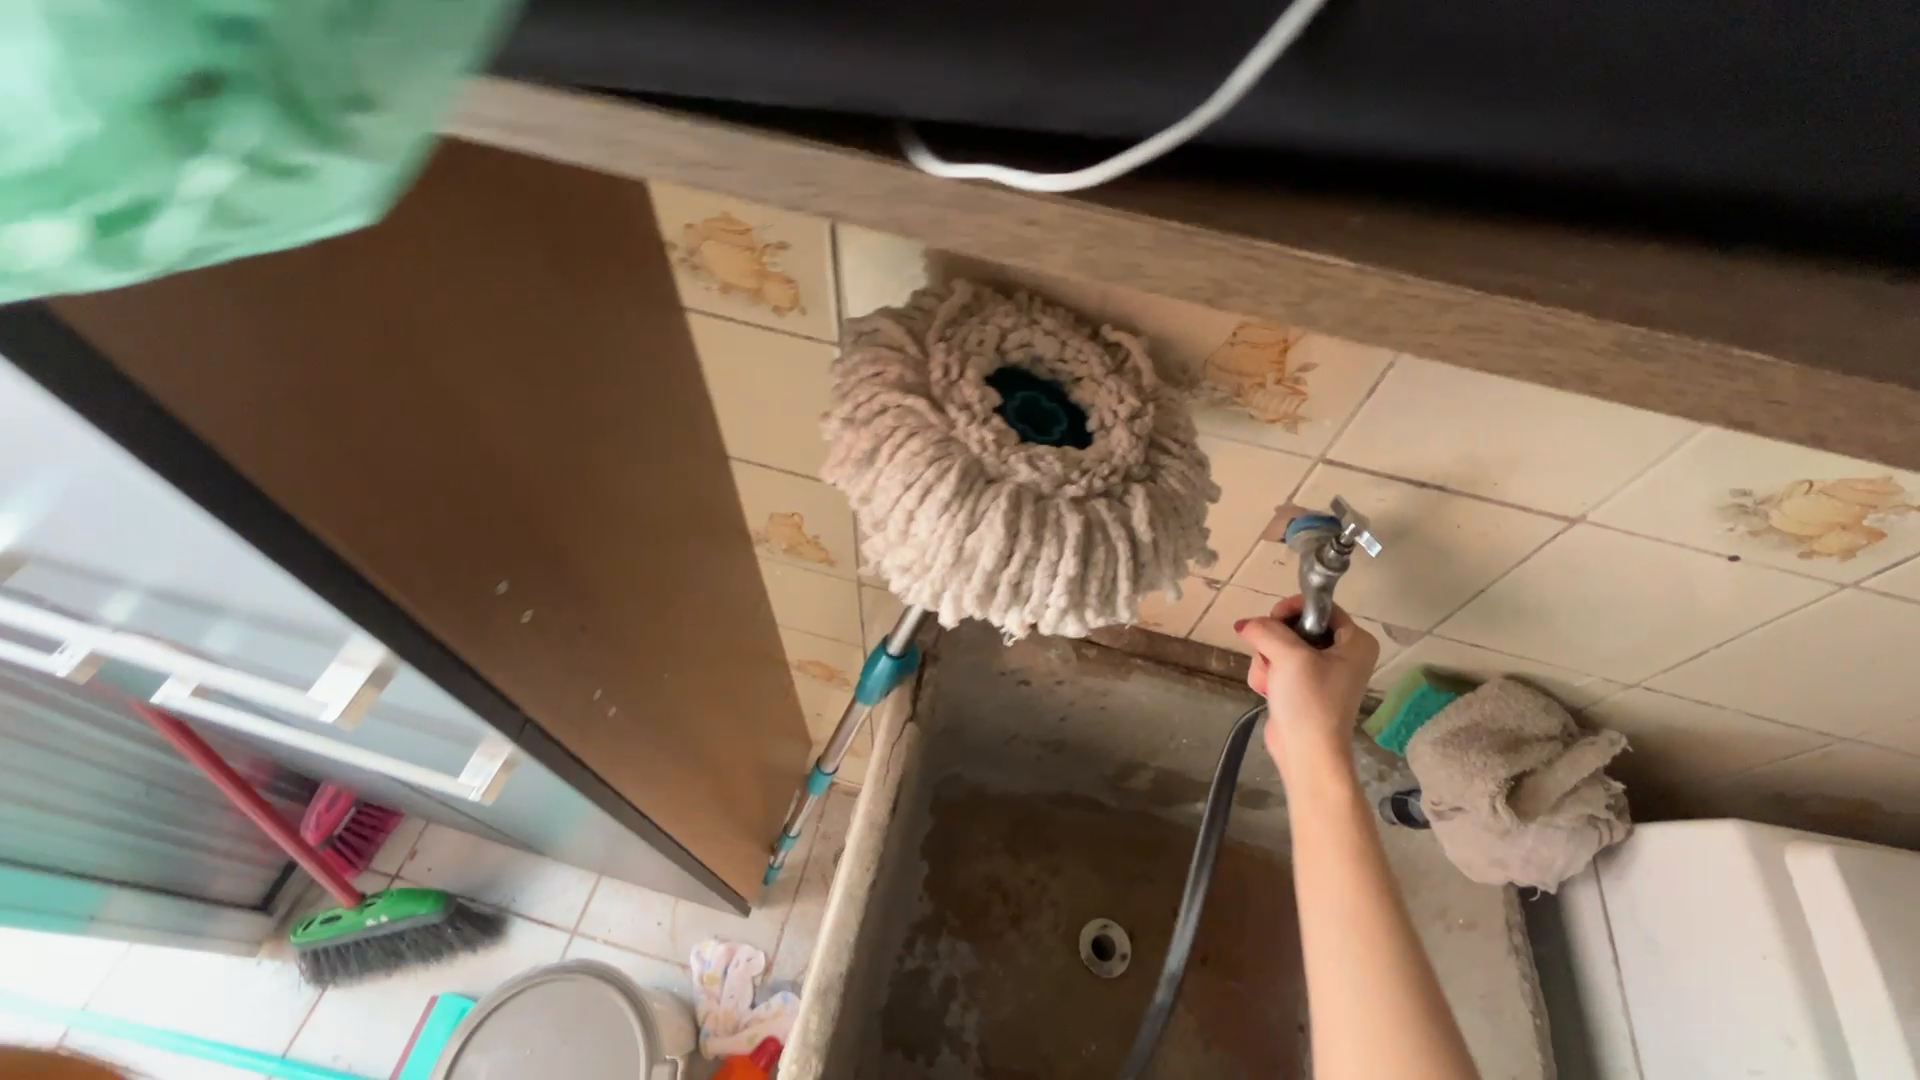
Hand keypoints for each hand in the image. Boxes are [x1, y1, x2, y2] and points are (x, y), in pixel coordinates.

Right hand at [1235, 596, 1379, 771]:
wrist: (1307, 752)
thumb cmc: (1310, 700)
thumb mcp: (1289, 656)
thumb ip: (1265, 630)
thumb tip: (1245, 624)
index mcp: (1355, 641)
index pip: (1320, 607)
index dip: (1292, 610)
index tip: (1271, 621)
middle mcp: (1342, 653)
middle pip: (1295, 627)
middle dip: (1273, 642)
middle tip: (1271, 657)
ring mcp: (1321, 671)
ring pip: (1279, 647)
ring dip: (1266, 662)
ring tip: (1271, 681)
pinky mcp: (1302, 687)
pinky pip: (1277, 667)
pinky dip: (1267, 676)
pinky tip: (1268, 691)